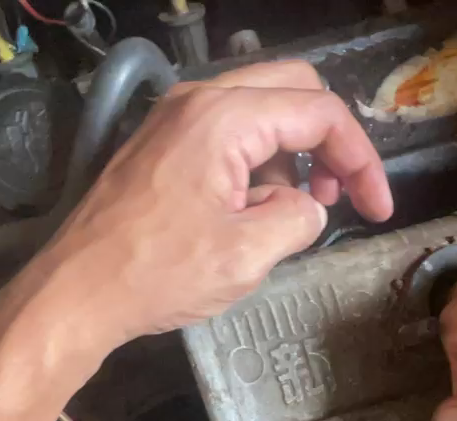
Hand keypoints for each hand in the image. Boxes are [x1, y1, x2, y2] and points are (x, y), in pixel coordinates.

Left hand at [0, 61, 390, 371]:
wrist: (79, 291)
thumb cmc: (158, 274)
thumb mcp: (246, 255)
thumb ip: (296, 219)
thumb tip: (309, 208)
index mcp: (224, 118)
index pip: (319, 113)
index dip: (360, 160)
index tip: (376, 209)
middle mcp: (199, 101)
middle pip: (293, 92)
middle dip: (330, 144)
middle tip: (342, 198)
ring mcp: (176, 120)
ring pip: (261, 112)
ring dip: (294, 154)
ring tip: (299, 212)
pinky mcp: (164, 146)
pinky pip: (229, 135)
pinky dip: (260, 163)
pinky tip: (256, 211)